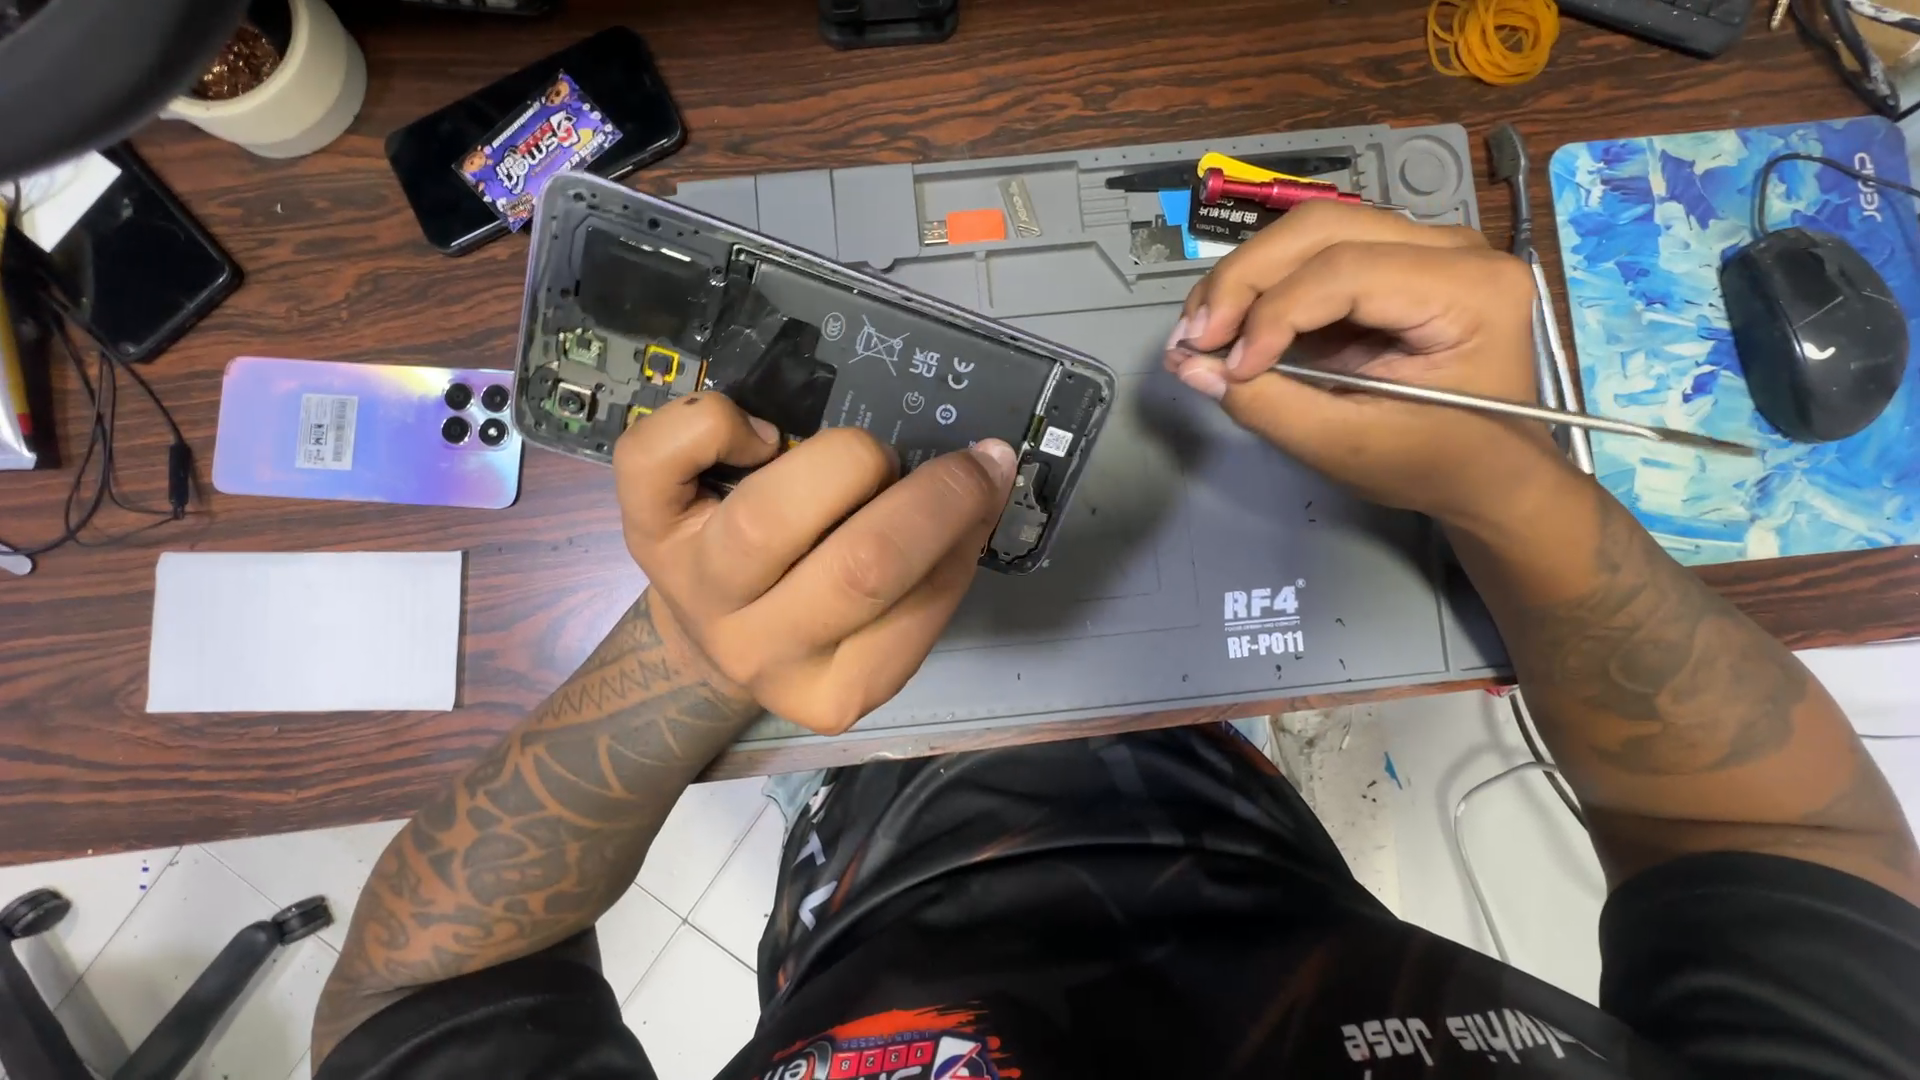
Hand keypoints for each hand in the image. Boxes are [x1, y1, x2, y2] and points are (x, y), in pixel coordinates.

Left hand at [613, 394, 1016, 733]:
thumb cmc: (812, 622)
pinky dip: (714, 422)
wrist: (703, 637)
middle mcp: (758, 651)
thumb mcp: (885, 625)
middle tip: (956, 462)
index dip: (961, 526)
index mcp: (832, 688)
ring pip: (769, 518)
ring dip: (843, 462)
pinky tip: (755, 436)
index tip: (986, 477)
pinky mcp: (643, 528)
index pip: (918, 607)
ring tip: (859, 461)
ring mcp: (694, 589)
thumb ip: (938, 567)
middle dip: (929, 497)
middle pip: (857, 568)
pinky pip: (656, 459)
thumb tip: (985, 476)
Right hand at [1164, 201, 1565, 532]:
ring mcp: (1422, 249)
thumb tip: (1190, 366)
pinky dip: (1259, 288)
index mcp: (1469, 291)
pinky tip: (1227, 325)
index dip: (1271, 315)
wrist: (1485, 472)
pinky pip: (1310, 256)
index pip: (1346, 271)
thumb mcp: (1347, 447)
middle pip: (1320, 228)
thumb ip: (1266, 405)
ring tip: (1200, 333)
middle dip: (1242, 280)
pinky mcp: (1390, 264)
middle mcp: (1453, 248)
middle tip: (1193, 339)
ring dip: (1242, 278)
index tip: (1228, 370)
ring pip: (1309, 231)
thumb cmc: (1433, 464)